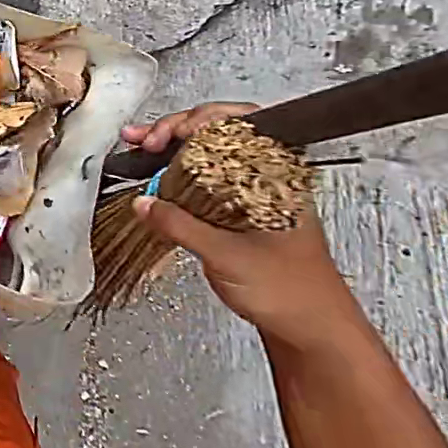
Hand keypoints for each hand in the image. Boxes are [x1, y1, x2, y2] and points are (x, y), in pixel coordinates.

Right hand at [122, 104, 364, 349]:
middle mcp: (265, 173)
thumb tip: (144, 203)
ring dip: (170, 146)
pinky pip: (203, 176)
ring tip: (138, 146)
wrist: (309, 327)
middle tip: (143, 140)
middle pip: (216, 130)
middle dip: (174, 128)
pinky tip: (153, 174)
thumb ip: (181, 226)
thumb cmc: (290, 290)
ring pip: (206, 151)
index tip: (166, 136)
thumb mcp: (228, 256)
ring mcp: (250, 188)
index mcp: (277, 174)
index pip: (238, 122)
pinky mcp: (235, 206)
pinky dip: (175, 170)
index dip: (198, 119)